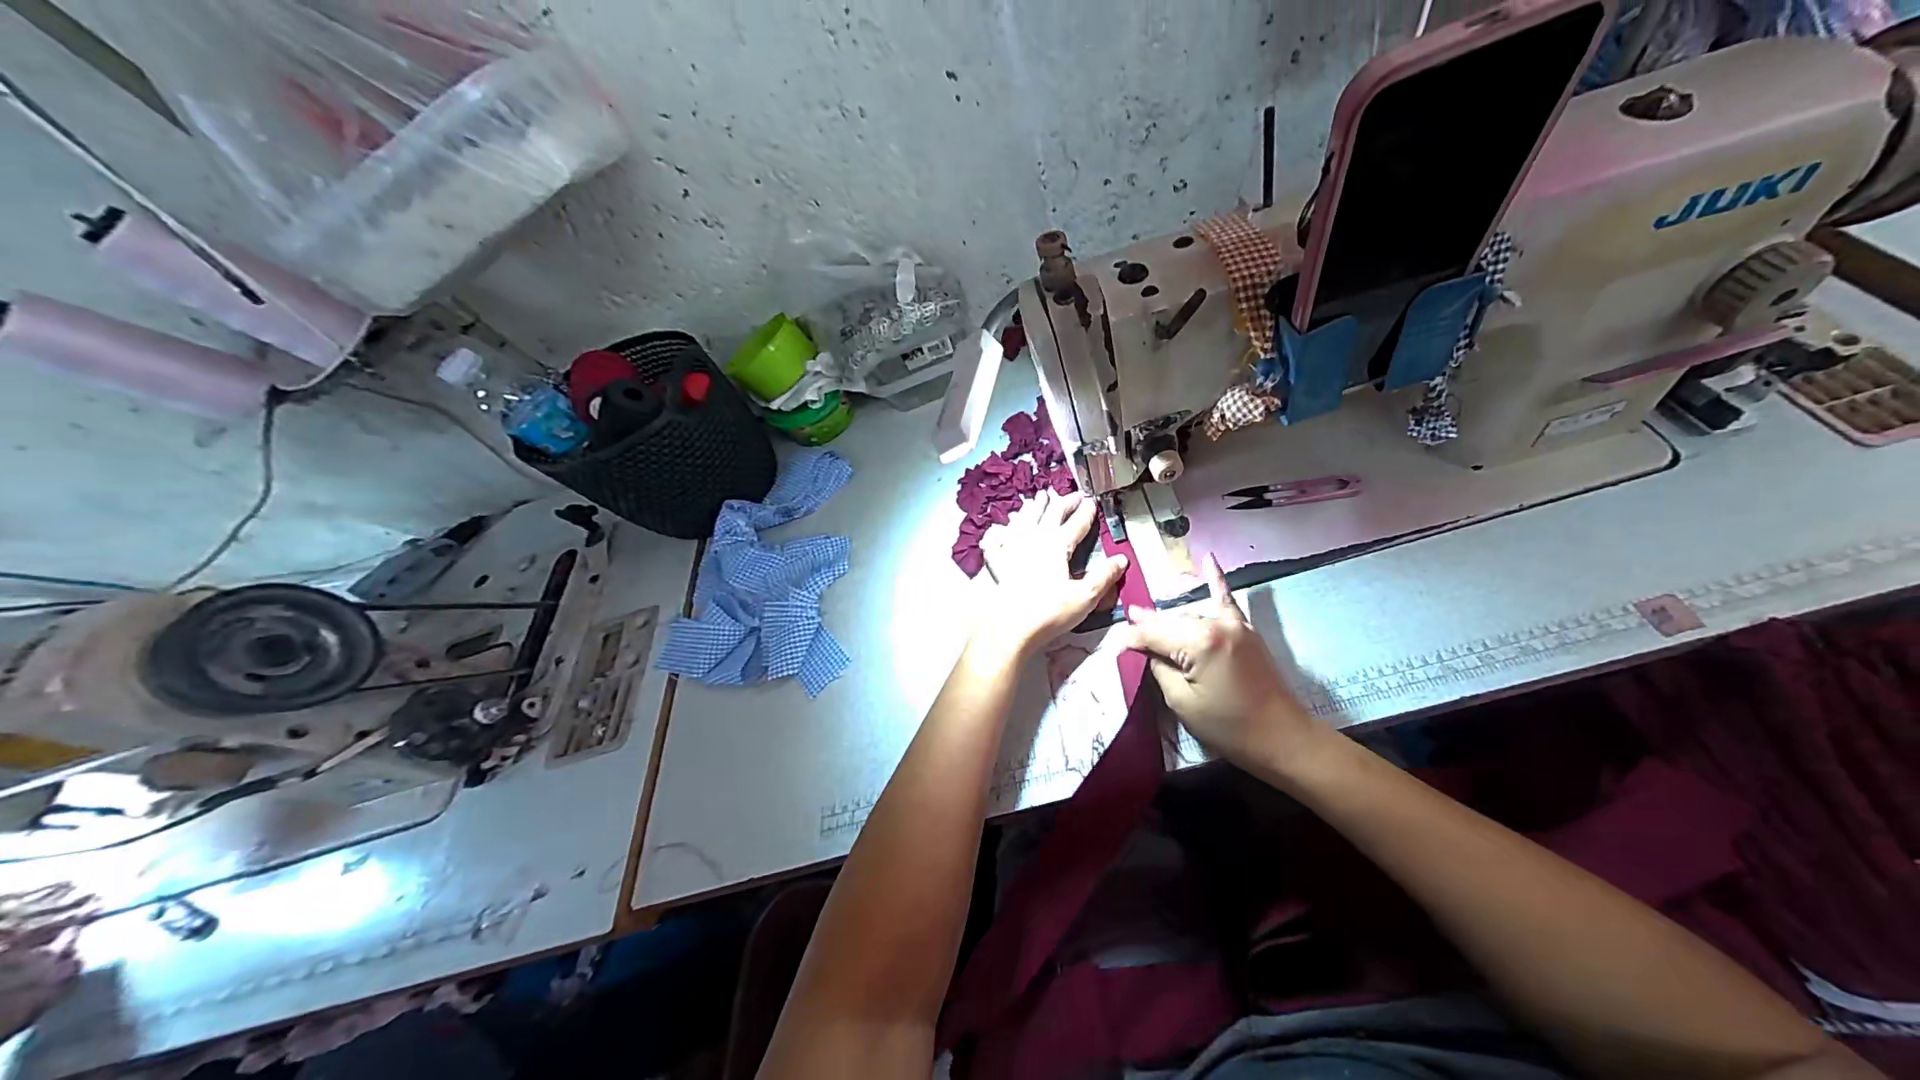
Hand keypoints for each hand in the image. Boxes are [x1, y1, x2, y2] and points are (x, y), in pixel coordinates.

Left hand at [978, 489, 1127, 654]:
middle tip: (1073, 495)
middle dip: (1064, 501)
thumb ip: (1104, 576)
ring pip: (1024, 519)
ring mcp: (1012, 548)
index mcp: (1056, 545)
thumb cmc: (1049, 613)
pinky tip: (1000, 530)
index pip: (1076, 523)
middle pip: (1050, 513)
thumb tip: (1122, 560)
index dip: (1086, 511)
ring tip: (1039, 498)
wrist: (1010, 628)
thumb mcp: (1085, 597)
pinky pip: (999, 540)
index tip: (1092, 501)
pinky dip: (1002, 531)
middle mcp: (1033, 539)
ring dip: (1033, 508)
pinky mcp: (997, 562)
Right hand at [1115, 555, 1328, 771]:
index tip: (1114, 646)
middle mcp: (1217, 624)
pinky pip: (1226, 601)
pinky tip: (1209, 560)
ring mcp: (1235, 624)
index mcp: (1199, 642)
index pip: (1152, 633)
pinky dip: (1216, 581)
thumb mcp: (1182, 701)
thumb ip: (1159, 667)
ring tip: (1142, 614)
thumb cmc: (1229, 726)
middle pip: (1170, 622)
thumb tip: (1144, 648)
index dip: (1131, 639)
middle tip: (1125, 635)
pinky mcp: (1246, 630)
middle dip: (1147, 628)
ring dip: (1168, 617)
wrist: (1282, 738)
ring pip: (1190, 615)